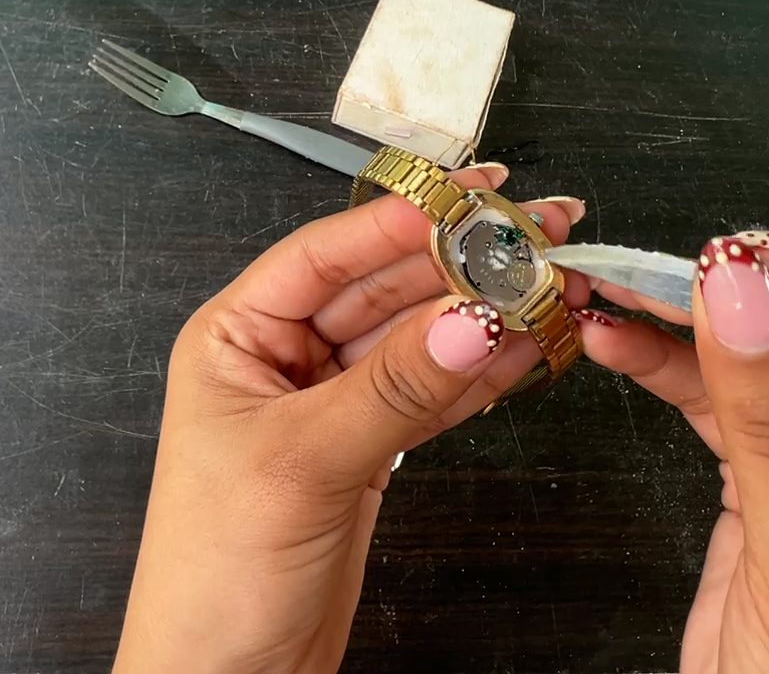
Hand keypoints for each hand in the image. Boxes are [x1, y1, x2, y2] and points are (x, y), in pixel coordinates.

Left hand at [113, 164, 589, 673]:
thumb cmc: (218, 569)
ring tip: (549, 280)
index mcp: (238, 333)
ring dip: (479, 312)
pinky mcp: (367, 440)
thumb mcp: (301, 461)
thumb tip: (474, 322)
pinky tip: (530, 345)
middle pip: (379, 288)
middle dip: (456, 261)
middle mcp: (283, 352)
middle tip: (533, 232)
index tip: (470, 198)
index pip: (324, 255)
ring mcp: (330, 395)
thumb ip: (393, 390)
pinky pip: (429, 389)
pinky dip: (480, 372)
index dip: (398, 223)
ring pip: (413, 336)